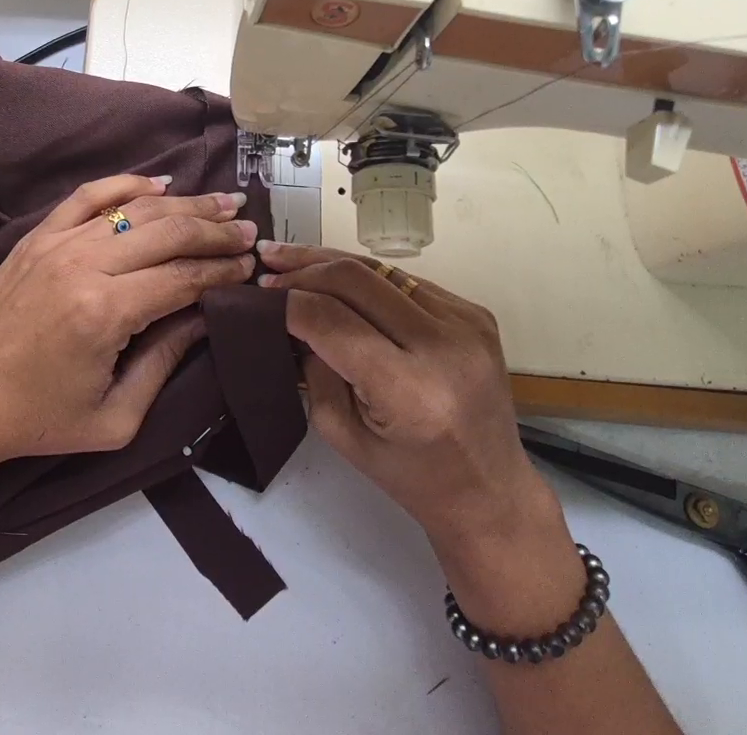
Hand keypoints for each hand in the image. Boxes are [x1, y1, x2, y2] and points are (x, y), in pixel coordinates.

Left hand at [0, 174, 256, 473]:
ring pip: (134, 209)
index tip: (252, 267)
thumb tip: (207, 315)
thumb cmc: (38, 420)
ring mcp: (55, 244)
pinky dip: (126, 184)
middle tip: (249, 231)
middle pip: (166, 233)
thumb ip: (165, 361)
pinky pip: (87, 196)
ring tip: (223, 203)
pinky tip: (159, 185)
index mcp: (104, 312)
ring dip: (184, 204)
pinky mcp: (35, 238)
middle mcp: (82, 265)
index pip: (182, 277)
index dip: (223, 270)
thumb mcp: (116, 417)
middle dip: (215, 231)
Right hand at [257, 241, 547, 540]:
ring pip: (381, 271)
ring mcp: (466, 324)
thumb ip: (314, 370)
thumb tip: (290, 314)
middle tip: (266, 264)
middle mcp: (443, 346)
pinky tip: (338, 281)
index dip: (288, 302)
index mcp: (408, 389)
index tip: (256, 296)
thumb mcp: (341, 433)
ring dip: (331, 262)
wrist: (490, 490)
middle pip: (356, 280)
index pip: (331, 321)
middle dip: (303, 269)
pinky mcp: (475, 315)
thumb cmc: (409, 476)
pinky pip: (407, 283)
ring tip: (290, 257)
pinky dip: (367, 280)